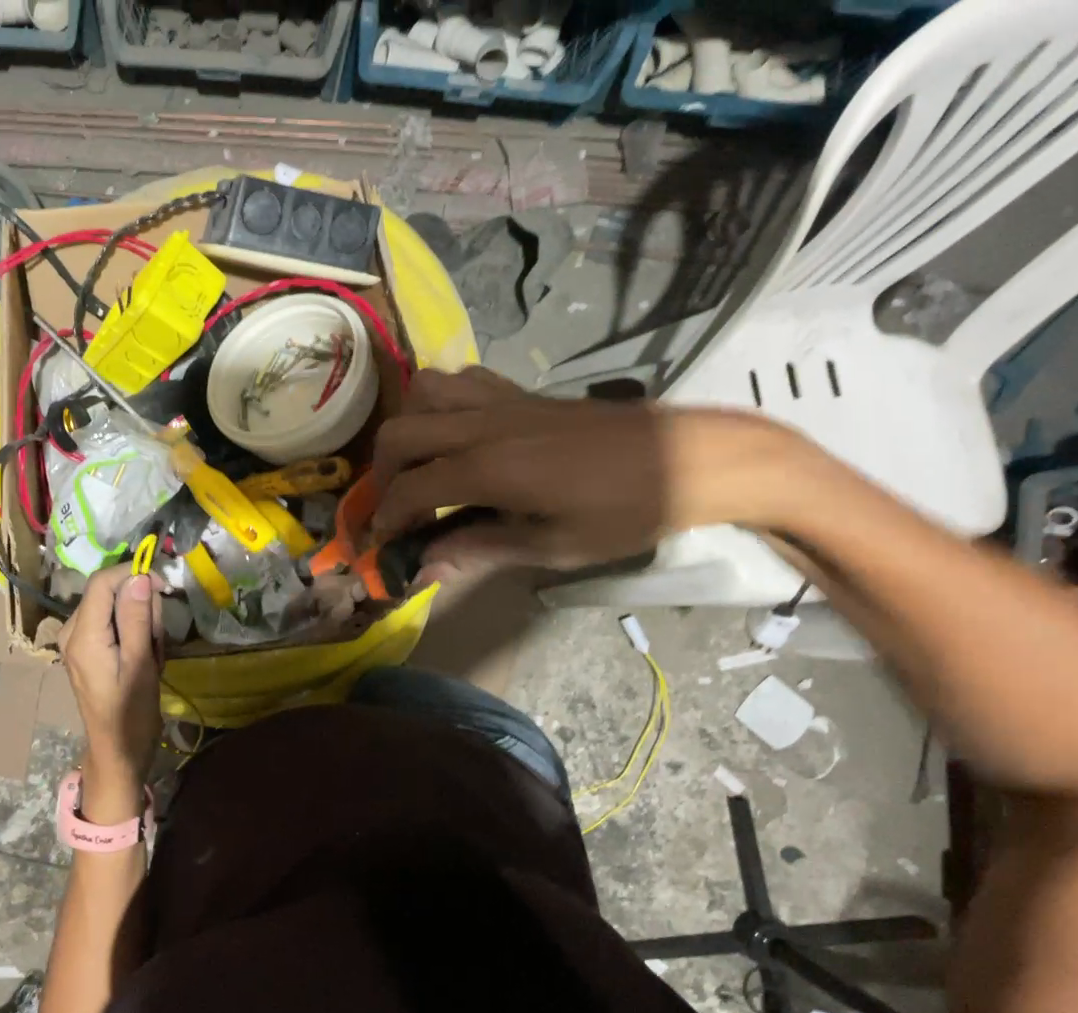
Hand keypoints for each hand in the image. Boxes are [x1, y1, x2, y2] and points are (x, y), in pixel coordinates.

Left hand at [58, 564, 163, 793]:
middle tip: (158, 640)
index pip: (102, 581)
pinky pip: (109, 623)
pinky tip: (143, 657)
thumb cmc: (132, 713)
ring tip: (152, 654)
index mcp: (82, 635)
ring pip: (112, 607)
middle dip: (140, 606)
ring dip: (139, 622)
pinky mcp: (84, 649)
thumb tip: (139, 577)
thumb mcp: (141, 664)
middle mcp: (71, 631)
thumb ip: (137, 618)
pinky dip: (131, 632)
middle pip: (108, 593)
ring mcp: (75, 641)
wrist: (117, 752)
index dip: (133, 574)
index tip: (164, 586)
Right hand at [372, 367, 813, 571]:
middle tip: (398, 505)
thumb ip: (481, 549)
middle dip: (383, 473)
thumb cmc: (628, 512)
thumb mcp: (554, 547)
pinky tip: (457, 431)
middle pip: (399, 433)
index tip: (385, 543)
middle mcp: (483, 425)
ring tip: (421, 460)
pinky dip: (442, 401)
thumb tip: (426, 568)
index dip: (388, 519)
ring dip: (408, 426)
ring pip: (423, 391)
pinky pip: (461, 378)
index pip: (410, 489)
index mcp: (490, 468)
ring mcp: (502, 401)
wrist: (694, 457)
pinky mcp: (521, 391)